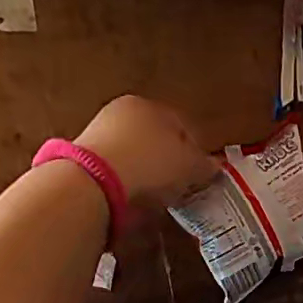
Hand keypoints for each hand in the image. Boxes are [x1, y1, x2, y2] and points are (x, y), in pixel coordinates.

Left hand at [74, 96, 219, 207]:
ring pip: (137, 153)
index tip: (202, 177)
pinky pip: (119, 168)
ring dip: (149, 171)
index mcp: (152, 106)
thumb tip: (216, 165)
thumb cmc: (153, 165)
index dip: (197, 154)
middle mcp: (124, 111)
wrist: (97, 181)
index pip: (183, 127)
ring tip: (159, 196)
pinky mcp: (86, 155)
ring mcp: (101, 130)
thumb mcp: (190, 168)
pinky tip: (136, 196)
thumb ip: (206, 165)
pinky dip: (129, 180)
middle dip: (171, 161)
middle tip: (182, 187)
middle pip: (158, 139)